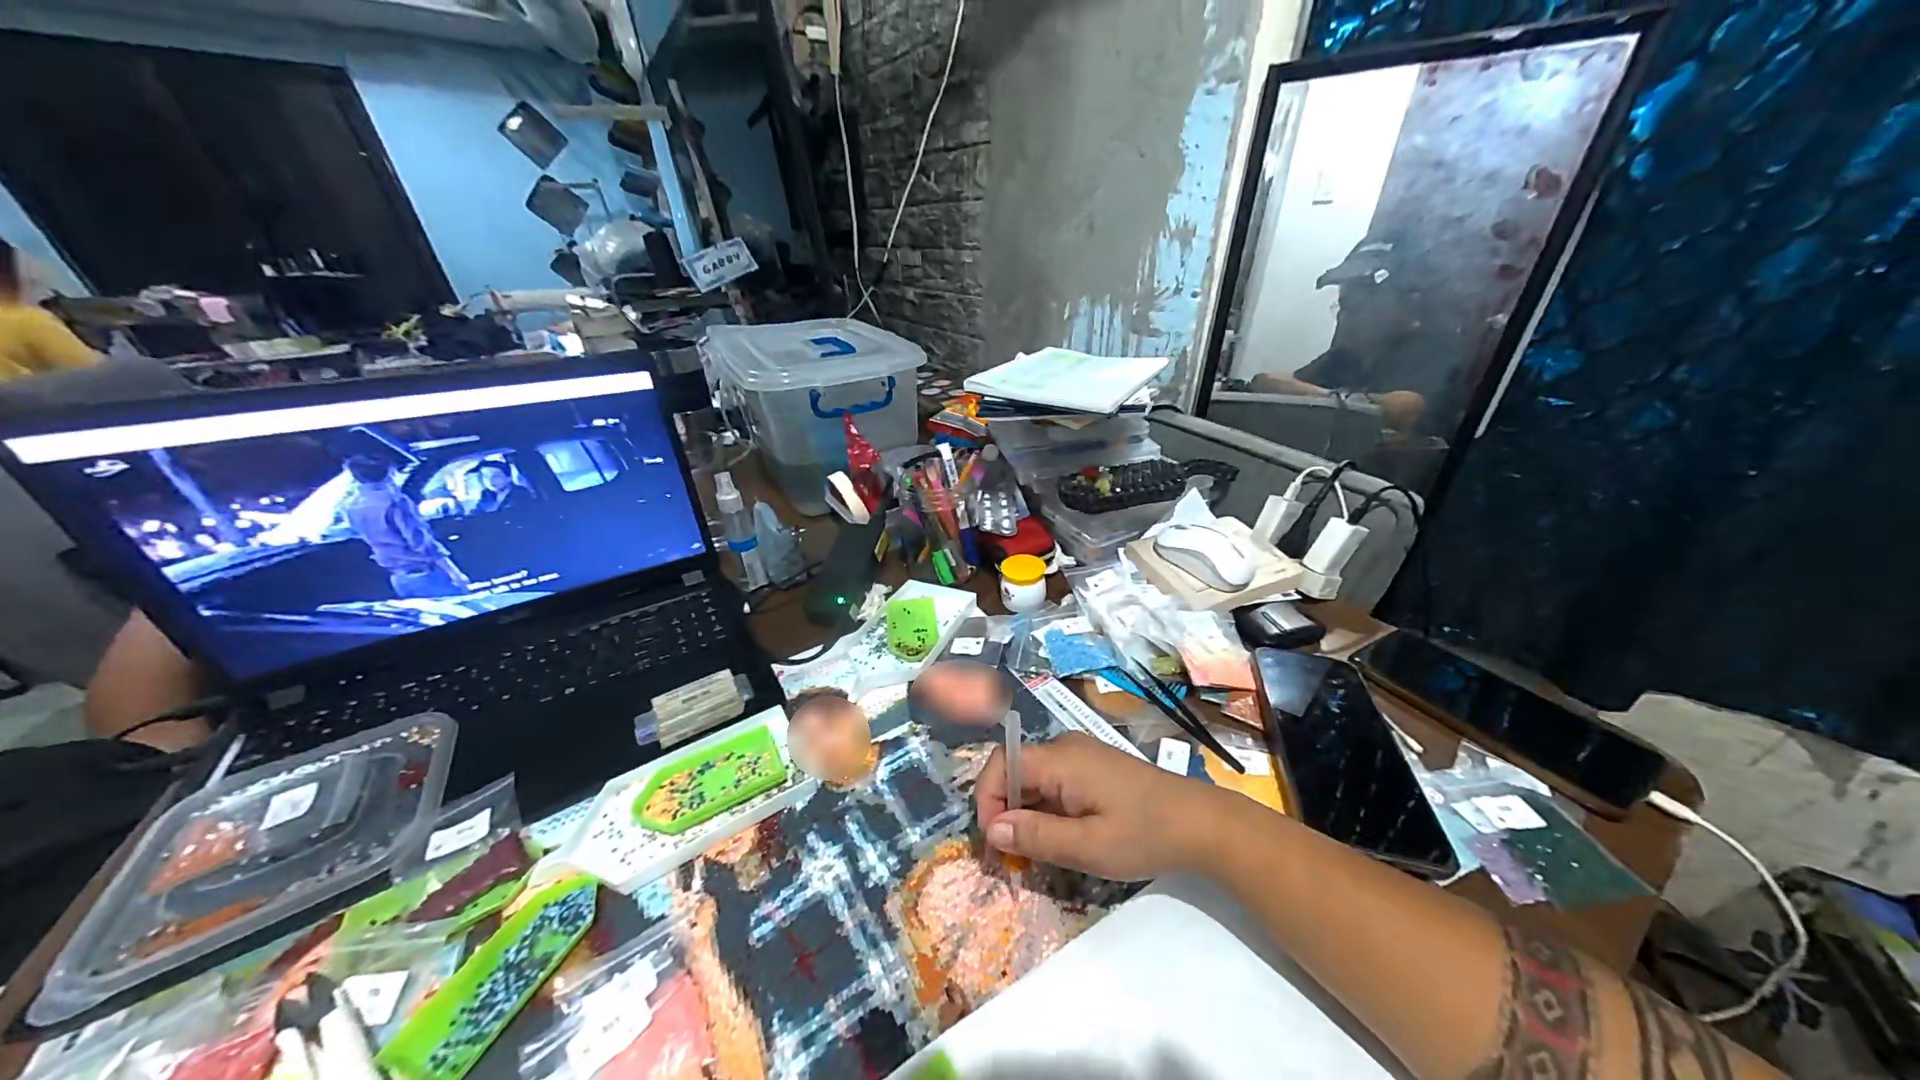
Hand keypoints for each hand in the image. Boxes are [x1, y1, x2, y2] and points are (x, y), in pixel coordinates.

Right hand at [973, 731, 1232, 880]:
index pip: (1002, 762)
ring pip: (1035, 778)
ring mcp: (1083, 755)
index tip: (995, 841)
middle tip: (1012, 855)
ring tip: (1035, 852)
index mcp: (1061, 758)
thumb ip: (1036, 836)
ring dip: (1026, 812)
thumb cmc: (1144, 834)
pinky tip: (1061, 837)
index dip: (987, 799)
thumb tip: (993, 829)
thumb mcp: (1087, 846)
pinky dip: (1047, 808)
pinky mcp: (1095, 767)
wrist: (1202, 823)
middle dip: (1005, 810)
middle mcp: (1066, 747)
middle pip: (1017, 769)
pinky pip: (1055, 782)